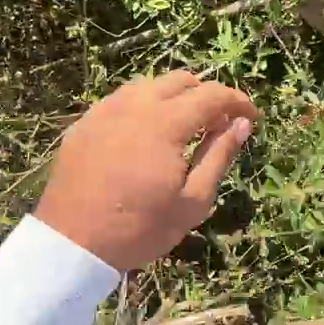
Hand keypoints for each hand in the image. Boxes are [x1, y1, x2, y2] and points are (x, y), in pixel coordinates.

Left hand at [34, 71, 256, 271]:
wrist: (71, 244)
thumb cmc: (139, 228)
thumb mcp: (193, 200)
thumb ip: (219, 155)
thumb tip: (242, 124)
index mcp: (166, 122)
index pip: (213, 95)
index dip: (238, 102)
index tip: (251, 117)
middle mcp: (135, 104)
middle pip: (181, 80)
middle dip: (207, 95)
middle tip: (217, 125)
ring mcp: (105, 110)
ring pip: (149, 85)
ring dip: (174, 97)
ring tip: (183, 128)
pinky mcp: (84, 123)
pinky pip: (122, 100)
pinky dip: (144, 106)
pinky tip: (146, 135)